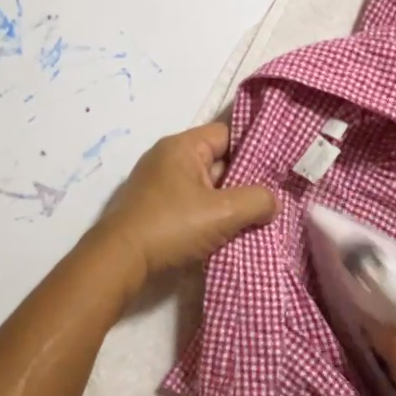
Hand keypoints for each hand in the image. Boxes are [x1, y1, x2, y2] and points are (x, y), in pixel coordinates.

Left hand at [88, 123, 276, 284]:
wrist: (119, 261)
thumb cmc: (172, 226)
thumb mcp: (223, 213)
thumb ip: (256, 201)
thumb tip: (272, 202)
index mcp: (182, 146)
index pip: (227, 133)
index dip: (253, 149)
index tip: (276, 169)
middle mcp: (168, 158)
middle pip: (217, 160)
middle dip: (242, 181)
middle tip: (269, 198)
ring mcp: (158, 184)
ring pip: (205, 186)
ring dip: (225, 202)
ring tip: (252, 218)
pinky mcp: (153, 208)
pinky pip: (190, 203)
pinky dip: (208, 214)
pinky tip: (224, 232)